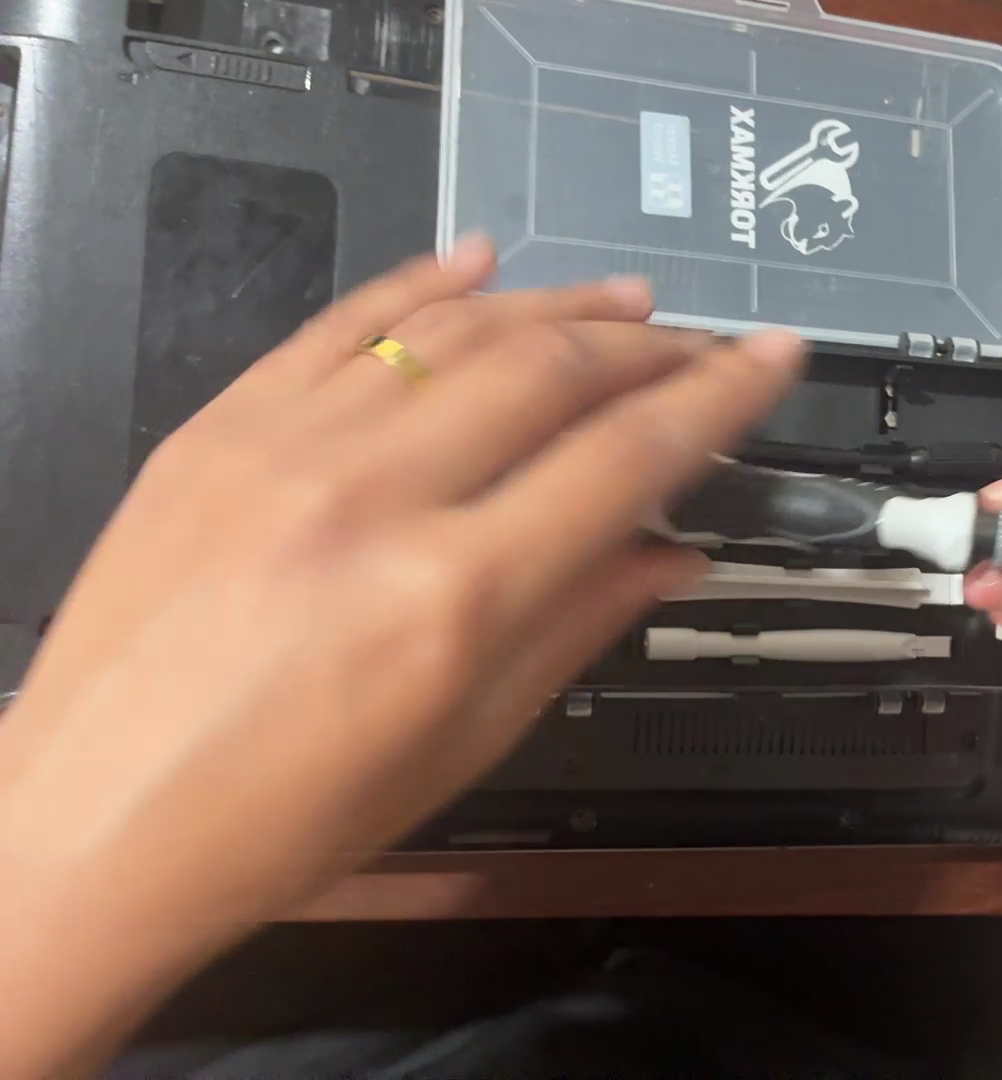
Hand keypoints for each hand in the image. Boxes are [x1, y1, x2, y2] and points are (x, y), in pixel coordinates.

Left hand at [0, 236, 803, 1072]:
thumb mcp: (484, 727)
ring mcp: (284, 448)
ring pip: (461, 332)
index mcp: (460, 592)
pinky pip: (338, 325)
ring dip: (566, 305)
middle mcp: (374, 499)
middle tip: (708, 346)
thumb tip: (677, 551)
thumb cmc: (307, 809)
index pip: (630, 456)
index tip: (774, 356)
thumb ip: (591, 616)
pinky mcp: (218, 429)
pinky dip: (425, 280)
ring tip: (634, 300)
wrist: (78, 834)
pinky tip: (485, 257)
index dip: (722, 394)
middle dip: (656, 348)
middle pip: (556, 372)